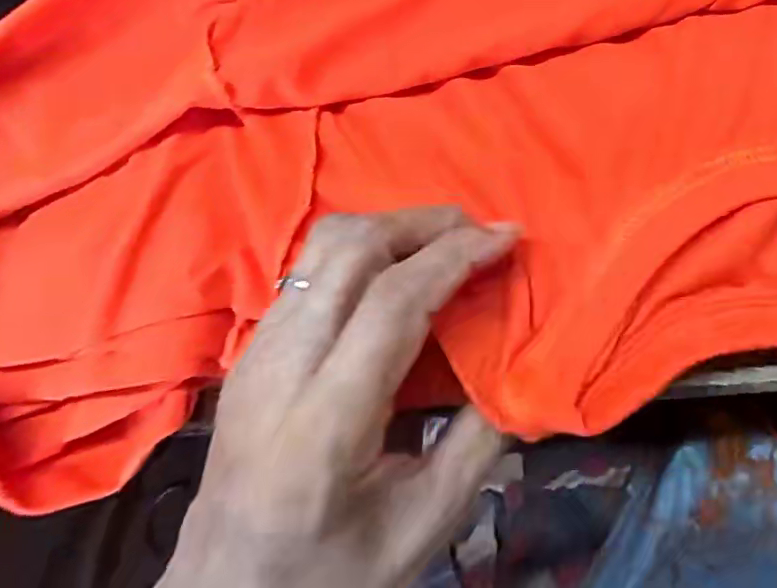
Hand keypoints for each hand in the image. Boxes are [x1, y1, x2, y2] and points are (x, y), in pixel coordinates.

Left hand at [159, 209, 519, 587]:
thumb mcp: (427, 519)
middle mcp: (276, 374)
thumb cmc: (332, 570)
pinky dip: (370, 248)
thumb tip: (526, 356)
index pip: (392, 302)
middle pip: (350, 250)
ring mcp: (254, 355)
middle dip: (427, 223)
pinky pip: (313, 266)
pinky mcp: (251, 350)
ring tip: (447, 244)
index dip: (457, 255)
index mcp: (322, 427)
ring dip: (396, 227)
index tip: (508, 237)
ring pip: (324, 246)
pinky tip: (404, 271)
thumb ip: (483, 435)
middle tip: (480, 233)